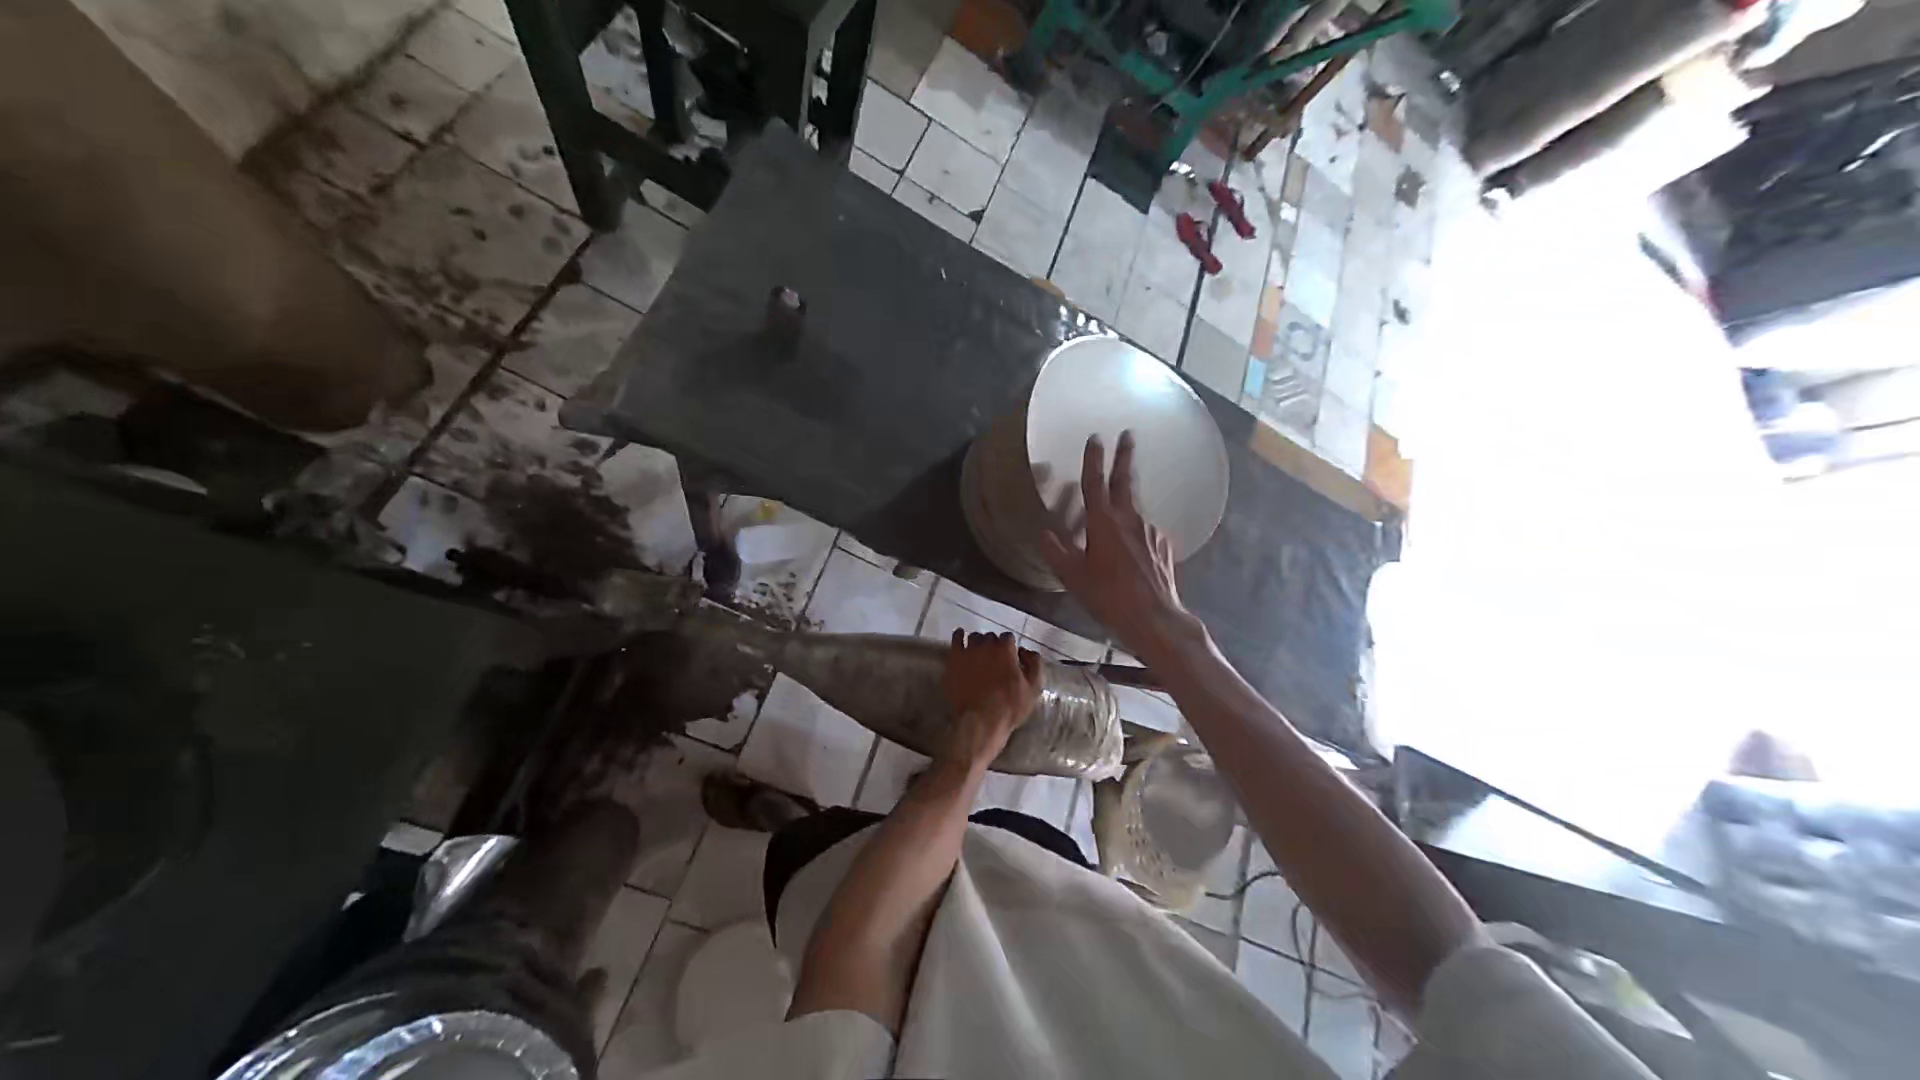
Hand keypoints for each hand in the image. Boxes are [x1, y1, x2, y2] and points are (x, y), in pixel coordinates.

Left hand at [940, 631, 1042, 767]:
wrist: (981, 721)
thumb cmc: (1010, 706)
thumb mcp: (1034, 687)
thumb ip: (1034, 664)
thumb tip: (1025, 651)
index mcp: (1006, 649)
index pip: (1008, 638)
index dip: (1010, 647)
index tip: (1010, 656)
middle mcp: (986, 644)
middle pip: (991, 637)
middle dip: (994, 645)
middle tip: (995, 659)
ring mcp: (968, 651)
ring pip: (974, 637)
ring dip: (978, 642)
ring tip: (979, 652)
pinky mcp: (954, 659)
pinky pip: (956, 639)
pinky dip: (959, 635)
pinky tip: (961, 636)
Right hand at [1038, 431, 1204, 662]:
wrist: (1154, 618)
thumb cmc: (1108, 597)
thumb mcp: (1073, 577)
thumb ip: (1056, 552)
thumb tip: (1043, 533)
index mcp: (1103, 523)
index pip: (1095, 482)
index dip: (1093, 459)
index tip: (1096, 438)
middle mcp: (1129, 519)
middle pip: (1125, 481)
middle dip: (1124, 456)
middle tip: (1129, 435)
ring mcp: (1150, 530)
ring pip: (1134, 509)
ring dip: (1126, 502)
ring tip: (1117, 518)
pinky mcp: (1162, 545)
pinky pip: (1144, 532)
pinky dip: (1135, 534)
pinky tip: (1131, 554)